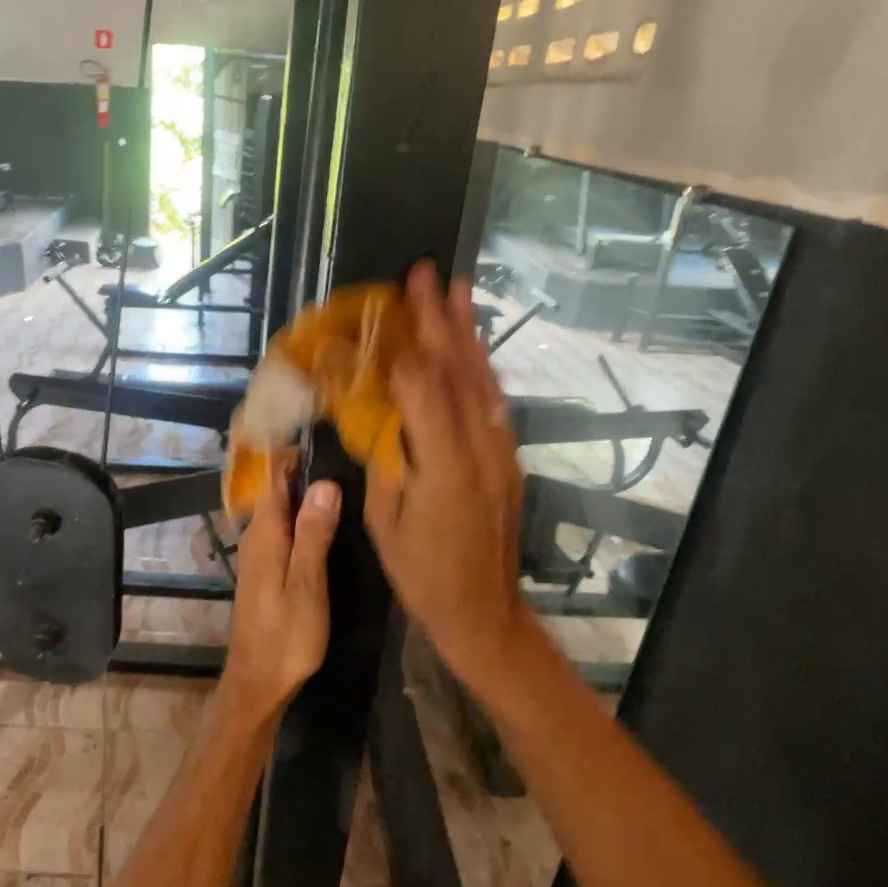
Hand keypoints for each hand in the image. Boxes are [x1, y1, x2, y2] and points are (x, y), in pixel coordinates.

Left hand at [224, 462, 341, 712]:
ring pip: (280, 508)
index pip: (275, 477)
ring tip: (341, 472)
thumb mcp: (307, 584)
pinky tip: (325, 515)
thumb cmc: (286, 636)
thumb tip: (325, 483)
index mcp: (265, 535)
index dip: (294, 452)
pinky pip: (283, 527)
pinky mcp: (267, 570)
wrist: (259, 682)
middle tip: (342, 448)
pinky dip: (301, 513)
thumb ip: (313, 534)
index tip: (322, 429)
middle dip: (301, 466)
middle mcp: (257, 537)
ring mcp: (260, 554)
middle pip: (276, 489)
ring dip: (303, 489)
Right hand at [366, 261, 535, 680]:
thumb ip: (386, 460)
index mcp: (445, 467)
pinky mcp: (508, 461)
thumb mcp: (384, 521)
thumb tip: (379, 411)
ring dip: (469, 333)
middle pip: (459, 373)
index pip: (425, 391)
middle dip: (440, 321)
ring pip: (483, 382)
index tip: (389, 310)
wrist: (482, 611)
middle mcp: (480, 450)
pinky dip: (481, 369)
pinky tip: (473, 348)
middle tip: (426, 275)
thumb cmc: (421, 574)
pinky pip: (493, 404)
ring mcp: (501, 454)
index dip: (405, 348)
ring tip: (460, 290)